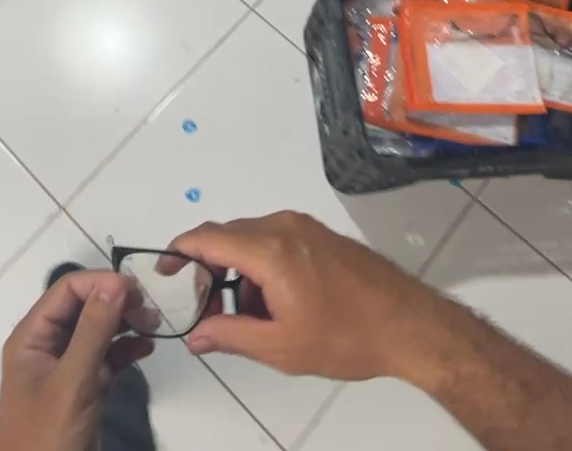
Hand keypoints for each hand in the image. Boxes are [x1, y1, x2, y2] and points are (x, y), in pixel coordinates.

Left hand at [0, 270, 154, 450]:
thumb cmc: (48, 436)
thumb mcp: (72, 381)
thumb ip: (93, 330)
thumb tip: (116, 281)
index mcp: (31, 336)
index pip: (67, 290)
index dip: (100, 283)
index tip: (136, 290)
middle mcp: (46, 345)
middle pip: (83, 306)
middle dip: (116, 302)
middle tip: (150, 308)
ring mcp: (64, 367)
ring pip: (97, 330)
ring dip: (125, 323)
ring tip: (154, 324)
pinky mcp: (81, 388)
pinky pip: (105, 356)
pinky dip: (125, 349)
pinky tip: (146, 347)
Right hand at [167, 211, 455, 382]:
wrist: (408, 323)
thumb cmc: (344, 336)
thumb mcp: (281, 347)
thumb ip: (231, 335)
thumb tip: (195, 335)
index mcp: (269, 249)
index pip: (208, 237)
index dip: (179, 250)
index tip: (163, 270)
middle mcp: (281, 225)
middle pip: (227, 235)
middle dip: (209, 268)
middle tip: (206, 308)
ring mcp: (301, 225)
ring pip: (250, 237)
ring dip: (237, 268)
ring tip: (248, 314)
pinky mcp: (316, 232)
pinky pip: (272, 238)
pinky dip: (260, 263)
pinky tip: (274, 300)